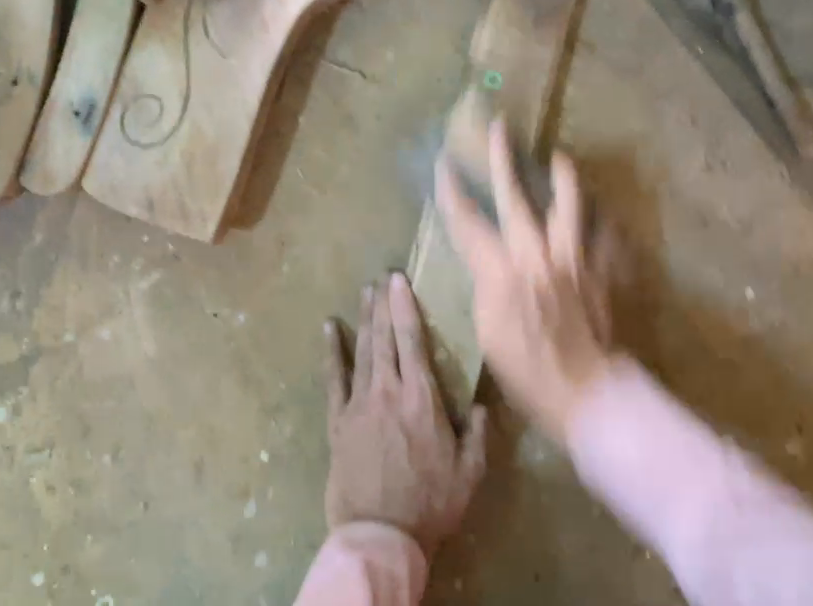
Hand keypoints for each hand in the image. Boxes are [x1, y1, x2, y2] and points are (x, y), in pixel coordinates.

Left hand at [323, 273, 487, 553]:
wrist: (380, 535)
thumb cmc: (431, 503)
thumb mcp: (470, 472)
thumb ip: (478, 434)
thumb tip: (482, 406)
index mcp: (422, 398)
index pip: (413, 340)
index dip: (406, 306)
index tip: (400, 280)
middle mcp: (389, 391)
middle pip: (385, 337)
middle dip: (384, 303)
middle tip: (383, 276)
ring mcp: (359, 404)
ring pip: (363, 350)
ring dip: (364, 318)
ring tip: (366, 291)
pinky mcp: (337, 422)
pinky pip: (333, 378)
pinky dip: (332, 351)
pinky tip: (330, 328)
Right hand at [435, 121, 613, 441]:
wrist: (587, 391)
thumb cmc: (527, 372)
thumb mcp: (488, 330)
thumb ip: (487, 285)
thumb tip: (489, 262)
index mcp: (501, 271)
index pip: (467, 222)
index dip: (451, 191)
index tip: (443, 163)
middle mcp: (537, 253)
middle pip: (516, 196)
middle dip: (503, 158)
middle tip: (500, 126)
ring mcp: (575, 257)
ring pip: (570, 202)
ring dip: (563, 176)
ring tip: (560, 157)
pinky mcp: (604, 269)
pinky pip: (607, 234)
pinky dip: (604, 221)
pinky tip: (603, 214)